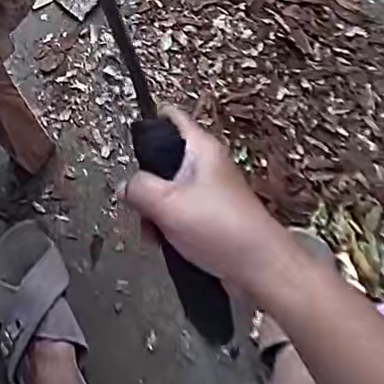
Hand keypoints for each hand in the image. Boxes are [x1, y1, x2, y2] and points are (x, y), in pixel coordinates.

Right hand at [125, 108, 297, 291]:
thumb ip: (140, 189)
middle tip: (141, 206)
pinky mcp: (212, 215)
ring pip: (170, 191)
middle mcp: (207, 164)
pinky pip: (181, 212)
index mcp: (201, 148)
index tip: (132, 136)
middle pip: (165, 161)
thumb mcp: (168, 203)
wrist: (257, 265)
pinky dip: (170, 225)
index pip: (173, 118)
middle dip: (147, 185)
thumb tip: (126, 185)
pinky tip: (167, 245)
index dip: (151, 121)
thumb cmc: (221, 227)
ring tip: (155, 234)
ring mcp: (210, 190)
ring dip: (156, 211)